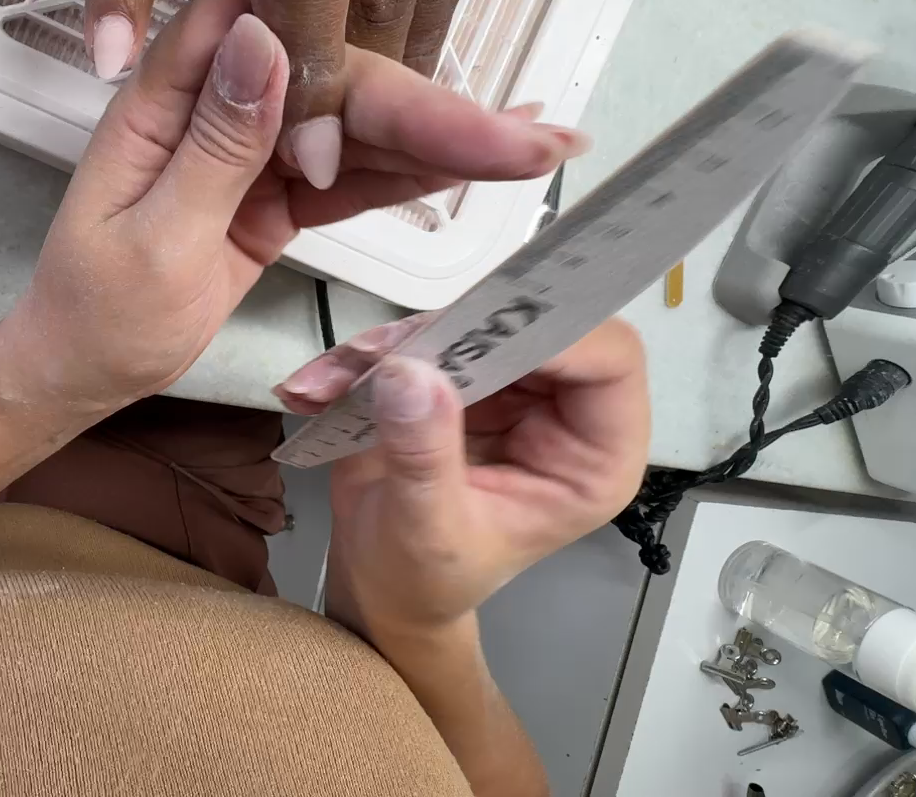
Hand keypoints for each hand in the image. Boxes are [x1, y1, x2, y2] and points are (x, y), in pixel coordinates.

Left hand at [0, 0, 579, 421]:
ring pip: (351, 126)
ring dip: (438, 139)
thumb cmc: (98, 313)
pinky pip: (345, 176)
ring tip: (536, 154)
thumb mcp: (151, 240)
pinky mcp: (272, 195)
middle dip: (428, 101)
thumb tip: (268, 35)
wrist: (87, 366)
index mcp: (163, 102)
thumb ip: (212, 146)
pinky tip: (471, 170)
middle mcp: (213, 109)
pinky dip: (404, 174)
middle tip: (532, 138)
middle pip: (329, 77)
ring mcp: (249, 152)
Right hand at [280, 319, 648, 639]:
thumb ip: (425, 455)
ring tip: (322, 383)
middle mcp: (548, 413)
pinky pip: (403, 348)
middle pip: (515, 331)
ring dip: (378, 349)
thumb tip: (410, 371)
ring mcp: (494, 395)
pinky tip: (310, 391)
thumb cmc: (421, 579)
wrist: (377, 584)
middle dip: (436, 335)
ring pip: (450, 330)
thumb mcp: (428, 529)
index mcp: (585, 457)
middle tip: (367, 356)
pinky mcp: (441, 385)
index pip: (605, 362)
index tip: (466, 336)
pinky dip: (351, 364)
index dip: (548, 333)